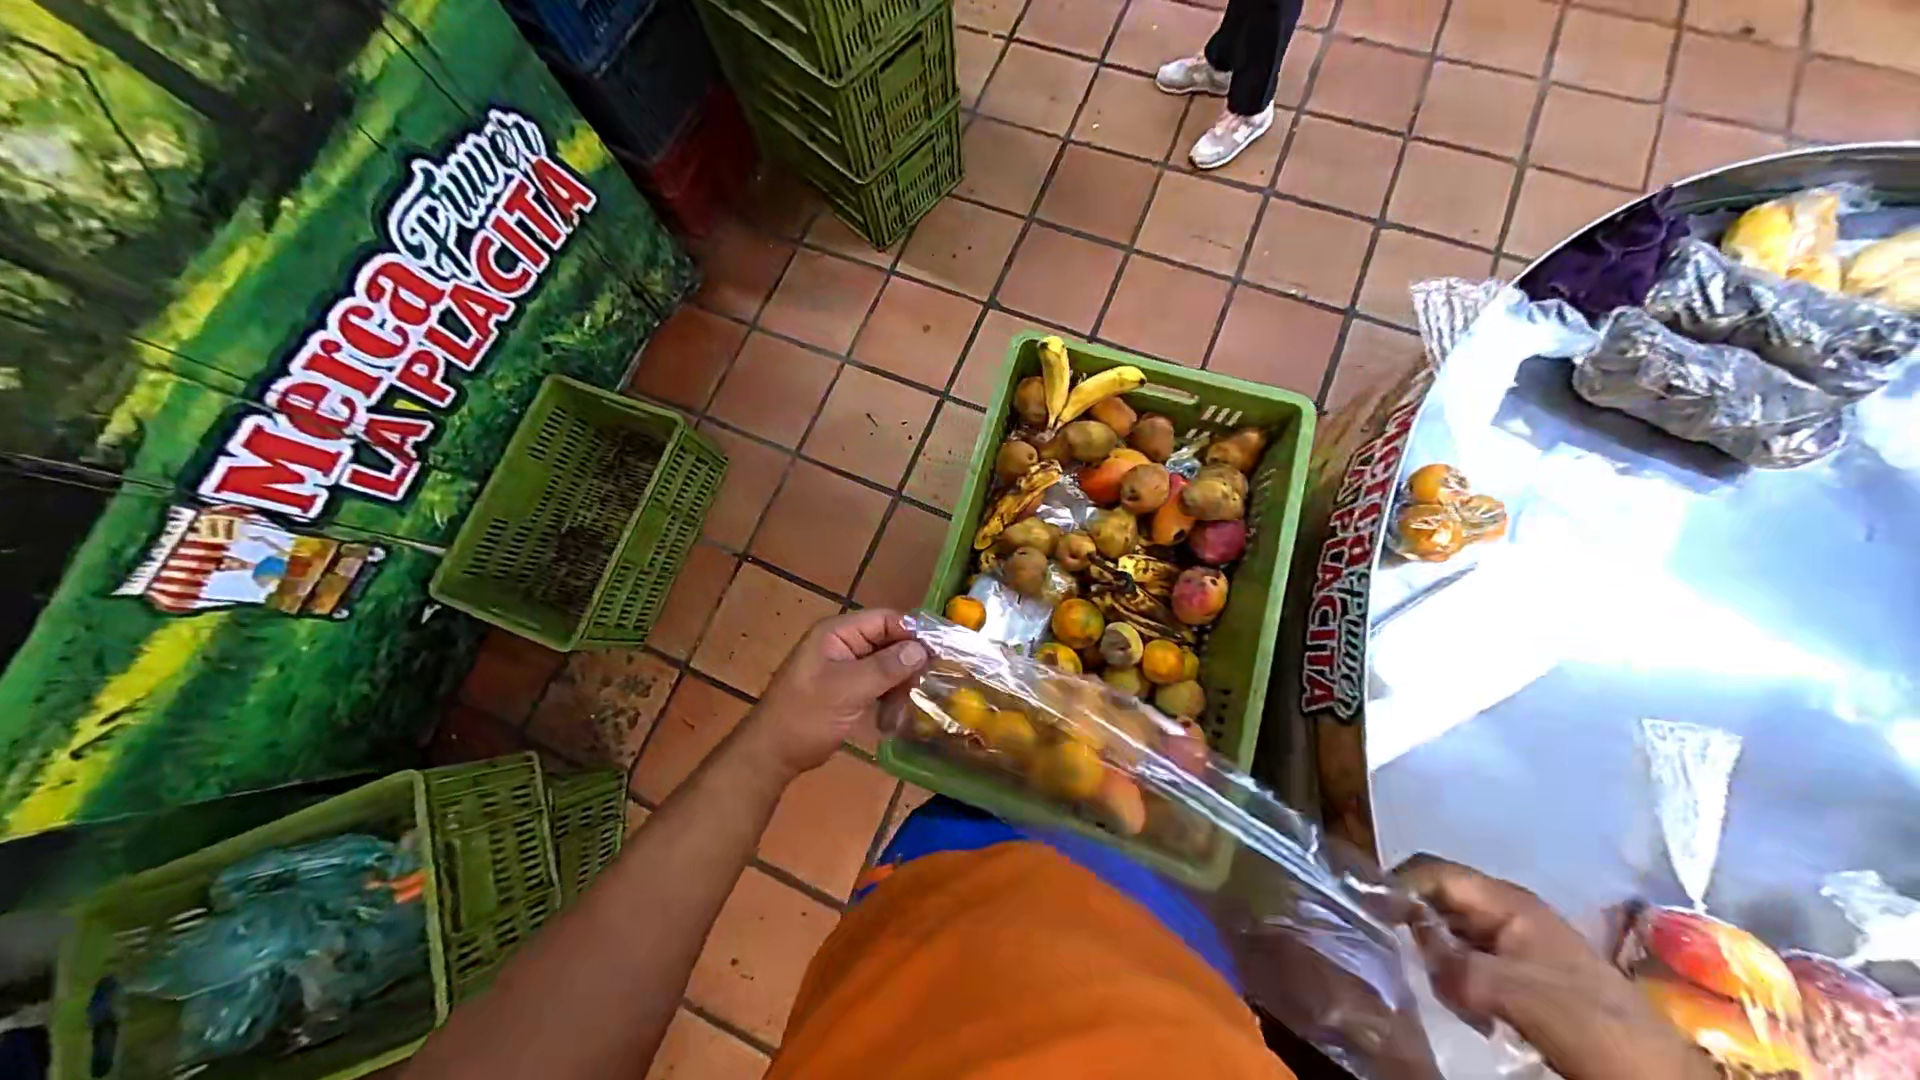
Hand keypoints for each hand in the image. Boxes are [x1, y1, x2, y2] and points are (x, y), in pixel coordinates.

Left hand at [736, 609, 928, 778]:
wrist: (771, 755)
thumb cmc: (805, 716)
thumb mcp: (847, 689)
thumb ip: (886, 667)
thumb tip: (921, 650)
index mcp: (836, 633)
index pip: (884, 619)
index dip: (911, 633)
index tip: (938, 653)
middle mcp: (842, 644)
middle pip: (888, 641)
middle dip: (908, 662)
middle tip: (930, 683)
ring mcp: (845, 668)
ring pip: (886, 665)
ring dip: (900, 683)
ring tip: (911, 705)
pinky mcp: (847, 690)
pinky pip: (878, 684)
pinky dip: (889, 697)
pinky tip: (897, 716)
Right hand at [1395, 855, 1715, 1079]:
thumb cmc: (1590, 1022)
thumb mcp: (1515, 991)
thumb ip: (1454, 963)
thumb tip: (1413, 952)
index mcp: (1505, 900)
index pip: (1430, 870)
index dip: (1395, 883)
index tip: (1365, 910)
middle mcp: (1506, 911)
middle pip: (1436, 898)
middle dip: (1412, 922)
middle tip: (1397, 955)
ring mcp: (1517, 943)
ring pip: (1450, 932)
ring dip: (1435, 956)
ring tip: (1437, 987)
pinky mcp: (1523, 976)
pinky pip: (1468, 962)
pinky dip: (1454, 978)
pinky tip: (1461, 1005)